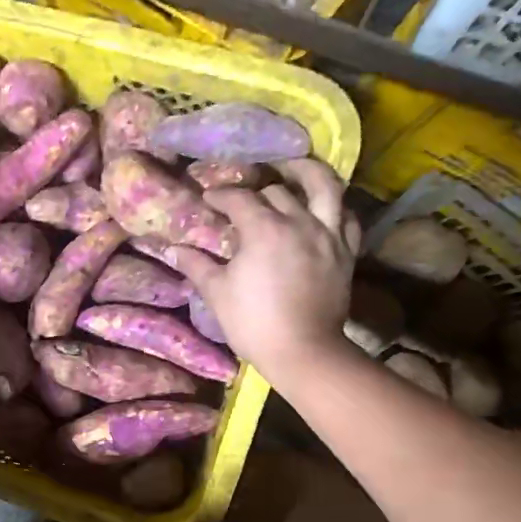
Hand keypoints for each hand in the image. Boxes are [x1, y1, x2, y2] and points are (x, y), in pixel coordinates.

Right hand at [171, 158, 361, 369]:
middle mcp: (299, 221)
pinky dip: (336, 206)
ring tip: (294, 169)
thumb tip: (173, 249)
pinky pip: (347, 216)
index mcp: (264, 228)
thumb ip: (196, 265)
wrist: (303, 352)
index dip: (220, 195)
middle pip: (277, 191)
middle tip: (243, 197)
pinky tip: (324, 207)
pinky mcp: (346, 251)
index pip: (239, 198)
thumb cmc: (253, 322)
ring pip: (325, 187)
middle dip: (256, 190)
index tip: (207, 199)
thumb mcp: (217, 292)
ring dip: (307, 173)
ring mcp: (328, 234)